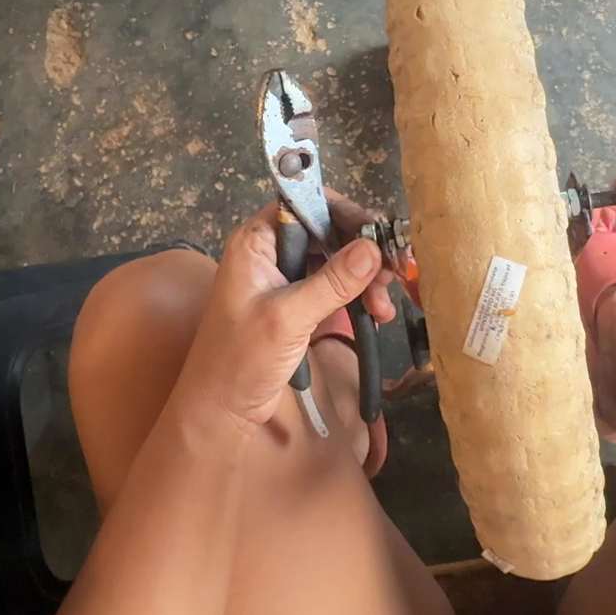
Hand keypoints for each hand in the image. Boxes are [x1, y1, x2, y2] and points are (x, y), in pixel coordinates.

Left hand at [165, 201, 390, 439]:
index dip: (344, 213)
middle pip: (327, 231)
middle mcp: (271, 250)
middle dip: (363, 251)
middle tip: (395, 272)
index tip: (378, 234)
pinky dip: (357, 296)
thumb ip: (331, 282)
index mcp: (257, 241)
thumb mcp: (288, 318)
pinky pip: (334, 285)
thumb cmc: (241, 360)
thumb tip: (373, 247)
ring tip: (385, 306)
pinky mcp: (297, 301)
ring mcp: (285, 276)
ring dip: (365, 278)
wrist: (221, 410)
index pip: (305, 204)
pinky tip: (376, 314)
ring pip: (336, 259)